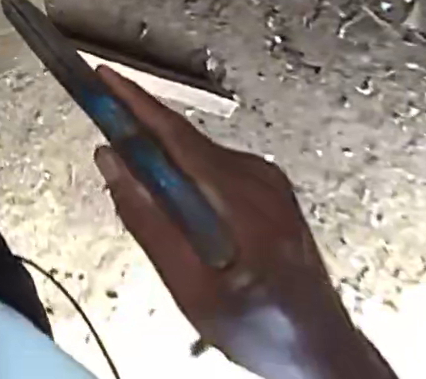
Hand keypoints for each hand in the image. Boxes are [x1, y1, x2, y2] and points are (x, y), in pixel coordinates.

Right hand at [94, 67, 394, 378]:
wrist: (324, 353)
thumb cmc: (255, 330)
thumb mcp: (189, 290)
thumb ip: (146, 220)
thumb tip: (108, 157)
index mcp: (242, 204)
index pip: (176, 135)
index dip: (135, 101)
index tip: (103, 75)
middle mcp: (260, 178)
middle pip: (184, 137)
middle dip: (139, 122)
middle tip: (101, 115)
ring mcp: (268, 177)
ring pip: (196, 150)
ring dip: (162, 155)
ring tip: (142, 187)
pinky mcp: (270, 182)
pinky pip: (212, 162)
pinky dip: (184, 170)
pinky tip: (179, 203)